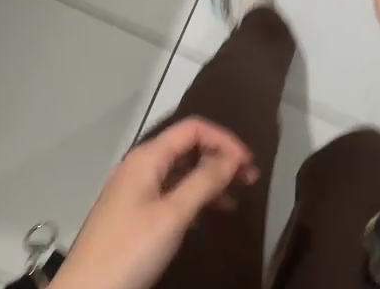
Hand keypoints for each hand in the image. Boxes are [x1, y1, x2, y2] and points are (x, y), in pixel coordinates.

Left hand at [52, 117, 256, 288]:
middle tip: (249, 180)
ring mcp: (134, 190)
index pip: (193, 129)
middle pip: (186, 148)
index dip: (224, 140)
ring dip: (208, 180)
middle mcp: (140, 166)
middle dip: (219, 159)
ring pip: (179, 172)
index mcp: (147, 157)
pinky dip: (192, 198)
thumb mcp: (172, 215)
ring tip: (235, 200)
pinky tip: (206, 216)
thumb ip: (204, 181)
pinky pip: (169, 193)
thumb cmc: (130, 250)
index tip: (248, 163)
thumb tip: (232, 155)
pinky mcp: (132, 214)